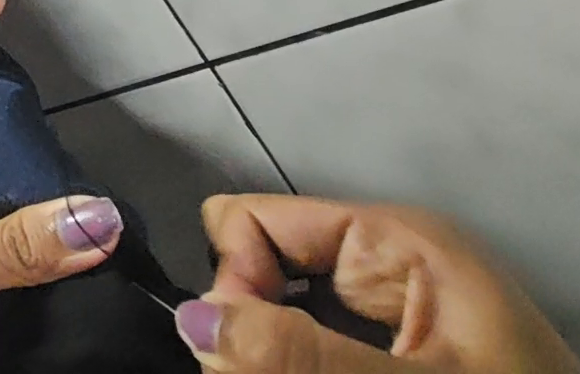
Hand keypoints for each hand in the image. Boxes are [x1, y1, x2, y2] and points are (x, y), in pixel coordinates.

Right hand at [174, 194, 579, 373]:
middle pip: (257, 267)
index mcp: (388, 238)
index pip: (251, 220)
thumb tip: (190, 319)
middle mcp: (377, 258)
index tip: (253, 354)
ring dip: (268, 359)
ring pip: (274, 314)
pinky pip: (304, 346)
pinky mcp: (385, 348)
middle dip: (253, 332)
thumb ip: (304, 357)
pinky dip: (292, 368)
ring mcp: (382, 305)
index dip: (237, 283)